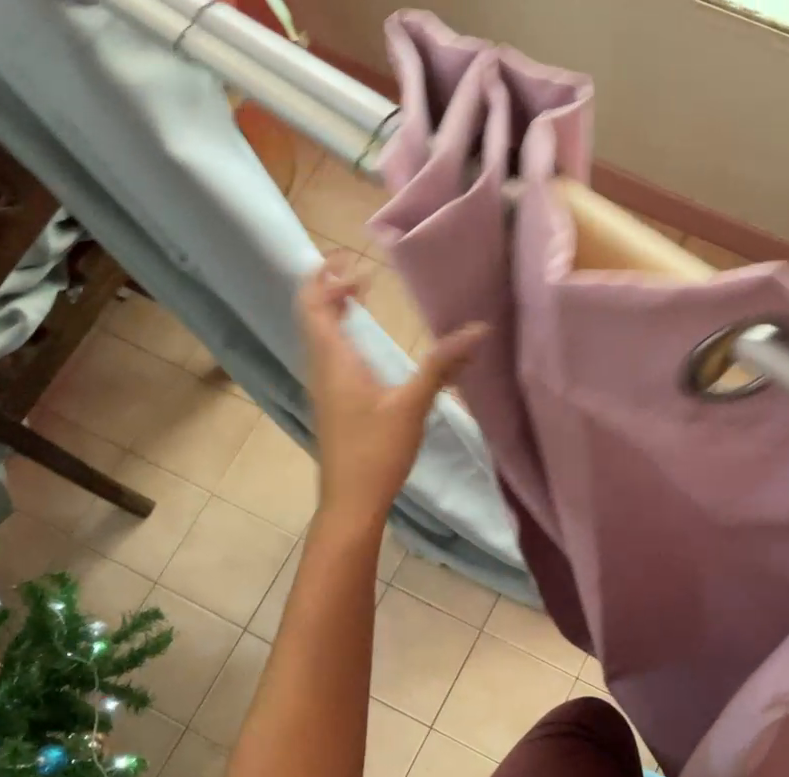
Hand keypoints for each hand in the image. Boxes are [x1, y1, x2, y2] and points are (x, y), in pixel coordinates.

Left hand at [297, 254, 487, 529]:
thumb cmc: (377, 452)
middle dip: (328, 287)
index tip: (356, 263)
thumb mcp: (413, 406)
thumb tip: (478, 330)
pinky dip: (338, 336)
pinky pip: (326, 356)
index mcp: (334, 360)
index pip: (315, 303)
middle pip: (310, 315)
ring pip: (316, 336)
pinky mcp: (330, 406)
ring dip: (331, 311)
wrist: (351, 502)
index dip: (328, 277)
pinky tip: (362, 348)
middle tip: (355, 272)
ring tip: (356, 296)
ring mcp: (322, 389)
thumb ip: (442, 366)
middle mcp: (320, 368)